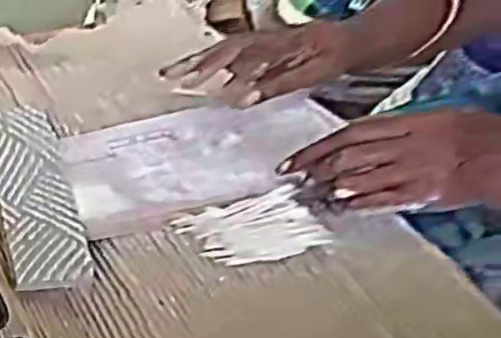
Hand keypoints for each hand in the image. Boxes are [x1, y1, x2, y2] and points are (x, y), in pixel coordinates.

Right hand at [160, 23, 362, 104]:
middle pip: (232, 46)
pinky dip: (210, 64)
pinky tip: (194, 75)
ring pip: (230, 48)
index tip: (191, 80)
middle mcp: (276, 38)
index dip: (215, 64)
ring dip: (199, 62)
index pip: (247, 51)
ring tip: (172, 74)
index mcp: (289, 42)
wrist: (367, 37)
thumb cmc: (343, 55)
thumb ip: (279, 85)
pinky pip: (234, 53)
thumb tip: (241, 100)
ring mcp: (270, 42)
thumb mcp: (318, 72)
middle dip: (200, 60)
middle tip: (170, 74)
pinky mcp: (265, 50)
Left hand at [283, 107, 500, 210]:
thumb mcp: (436, 122)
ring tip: (326, 193)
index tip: (287, 166)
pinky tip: (346, 204)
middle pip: (346, 158)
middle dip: (317, 173)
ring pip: (351, 182)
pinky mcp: (417, 193)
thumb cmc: (470, 138)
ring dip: (331, 191)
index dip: (313, 150)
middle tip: (306, 182)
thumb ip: (390, 133)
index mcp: (417, 122)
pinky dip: (350, 205)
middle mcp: (412, 144)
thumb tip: (340, 149)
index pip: (352, 133)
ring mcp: (414, 169)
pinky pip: (369, 202)